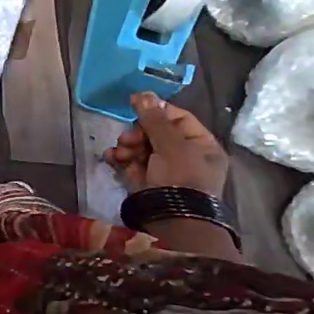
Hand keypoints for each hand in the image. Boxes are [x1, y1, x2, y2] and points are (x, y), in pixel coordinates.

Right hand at [108, 91, 228, 195]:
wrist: (171, 220)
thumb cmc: (180, 177)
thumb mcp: (171, 144)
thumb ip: (155, 119)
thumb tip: (143, 93)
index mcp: (202, 145)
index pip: (178, 118)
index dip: (156, 110)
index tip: (134, 104)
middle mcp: (186, 157)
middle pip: (157, 133)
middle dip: (138, 132)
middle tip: (127, 137)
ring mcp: (164, 171)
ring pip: (142, 149)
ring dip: (127, 146)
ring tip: (119, 151)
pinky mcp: (146, 184)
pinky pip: (131, 165)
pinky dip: (120, 160)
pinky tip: (110, 158)